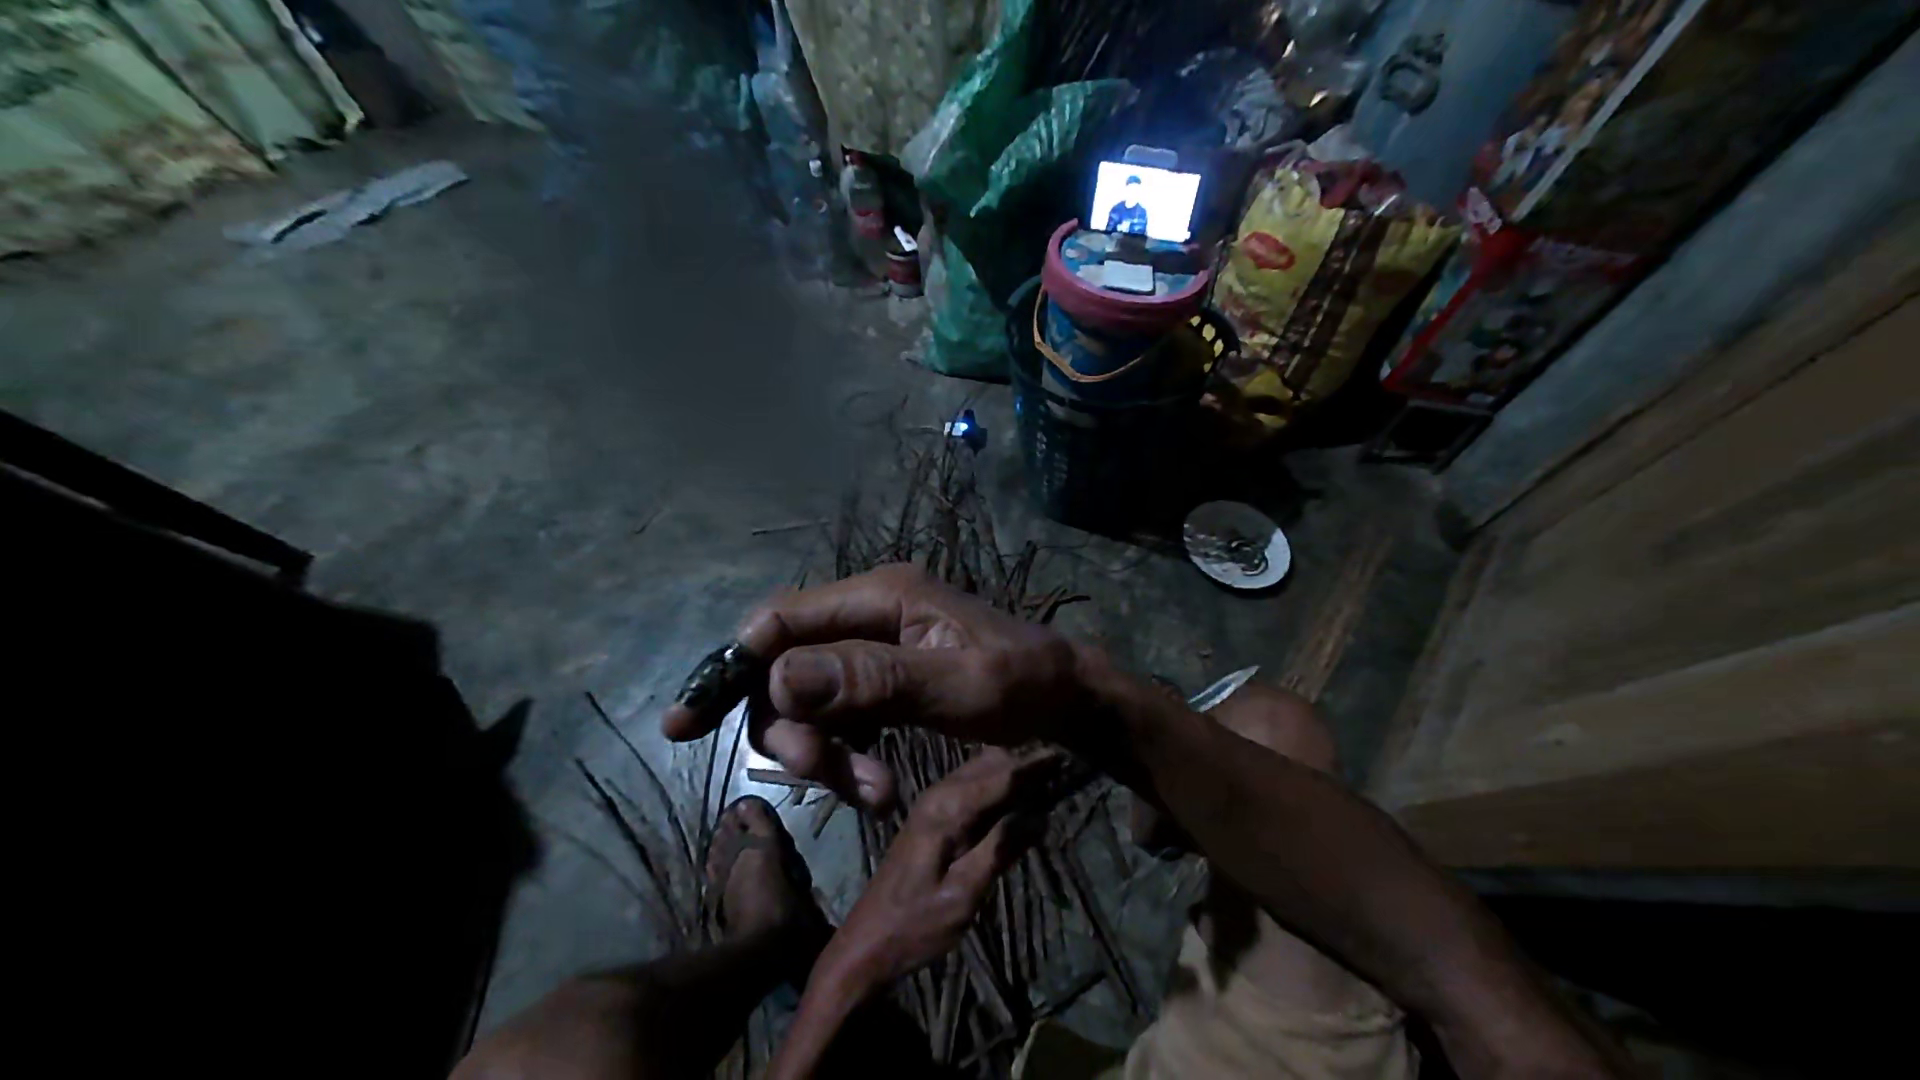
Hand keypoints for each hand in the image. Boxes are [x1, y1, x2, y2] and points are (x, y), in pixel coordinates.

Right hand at [660, 564, 1091, 809]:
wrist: (1066, 698)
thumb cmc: (1023, 684)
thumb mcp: (955, 685)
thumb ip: (872, 680)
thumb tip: (778, 678)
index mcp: (882, 596)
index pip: (783, 620)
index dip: (732, 667)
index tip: (684, 724)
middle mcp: (869, 612)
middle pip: (789, 667)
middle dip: (796, 731)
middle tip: (831, 779)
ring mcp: (876, 645)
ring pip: (809, 699)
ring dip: (824, 752)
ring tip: (873, 792)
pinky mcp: (883, 678)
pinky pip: (838, 715)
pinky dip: (844, 753)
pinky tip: (877, 783)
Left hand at [813, 747, 1057, 997]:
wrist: (868, 941)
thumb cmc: (916, 923)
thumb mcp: (963, 895)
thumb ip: (999, 851)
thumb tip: (1039, 816)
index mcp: (947, 808)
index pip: (1001, 774)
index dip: (1035, 765)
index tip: (1067, 753)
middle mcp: (939, 794)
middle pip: (990, 763)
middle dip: (1026, 759)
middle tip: (1064, 761)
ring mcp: (933, 802)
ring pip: (980, 769)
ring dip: (1012, 767)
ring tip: (1048, 770)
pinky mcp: (933, 816)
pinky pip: (971, 784)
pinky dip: (997, 781)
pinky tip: (1015, 790)